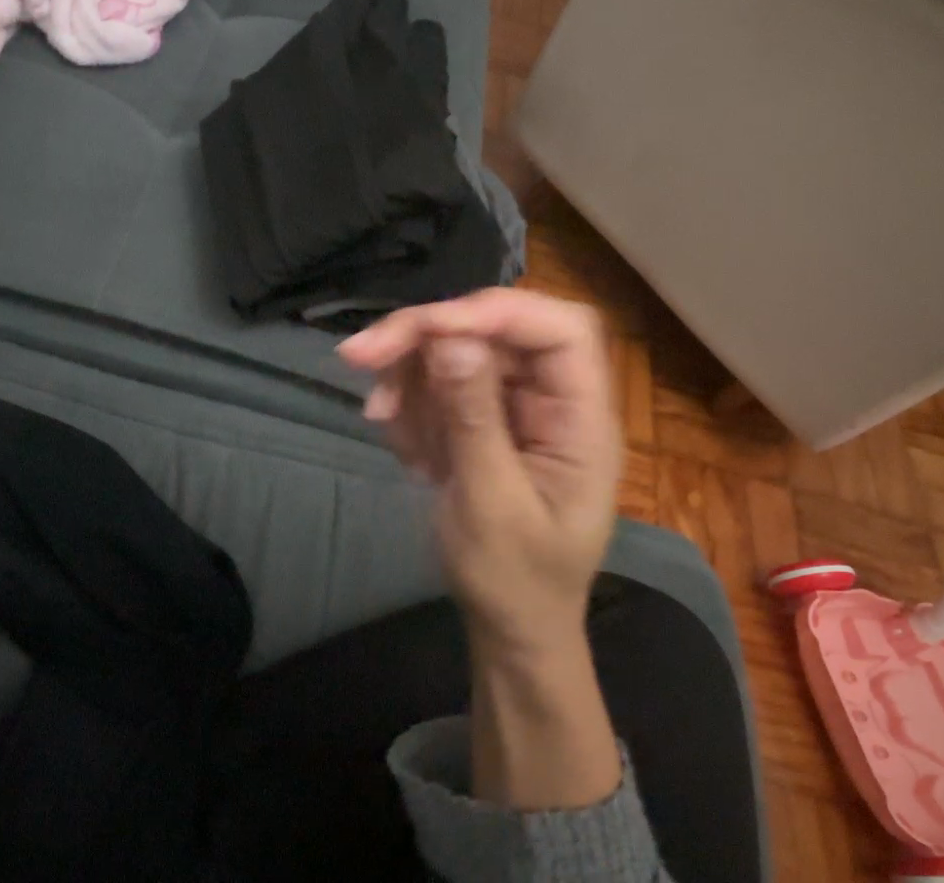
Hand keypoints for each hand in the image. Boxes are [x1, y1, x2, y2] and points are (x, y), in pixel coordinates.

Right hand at [341, 289, 625, 810]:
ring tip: (382, 421)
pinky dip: (411, 408)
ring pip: (458, 353)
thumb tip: (452, 341)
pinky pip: (440, 387)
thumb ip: (474, 420)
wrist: (509, 630)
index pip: (557, 330)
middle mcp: (552, 401)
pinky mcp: (484, 423)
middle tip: (361, 357)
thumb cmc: (515, 581)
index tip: (424, 330)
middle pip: (495, 331)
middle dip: (426, 338)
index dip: (493, 313)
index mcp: (582, 420)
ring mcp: (516, 410)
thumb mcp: (491, 506)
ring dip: (410, 377)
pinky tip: (408, 453)